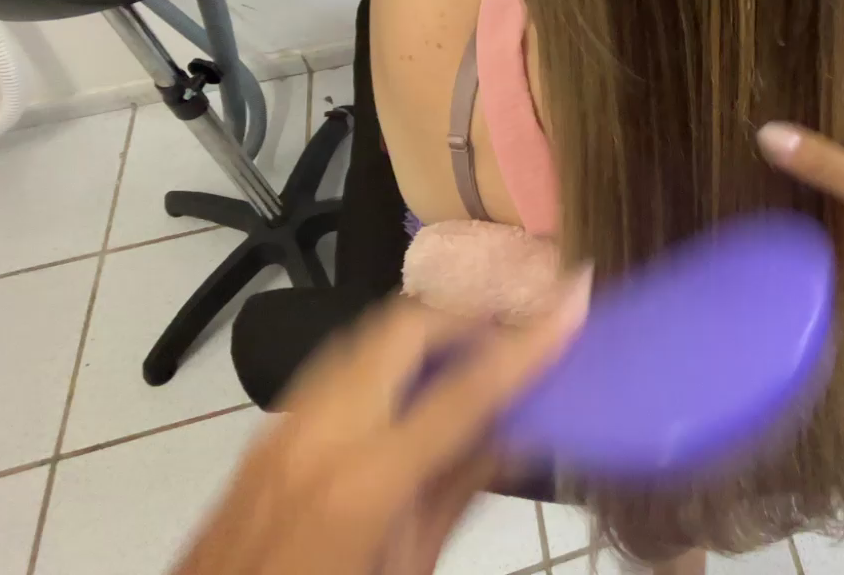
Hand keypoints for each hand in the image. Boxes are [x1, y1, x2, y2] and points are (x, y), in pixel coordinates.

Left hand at [171, 279, 587, 574]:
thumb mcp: (408, 568)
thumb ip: (461, 489)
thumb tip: (517, 425)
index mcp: (364, 483)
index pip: (468, 387)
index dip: (530, 339)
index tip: (575, 295)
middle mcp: (320, 432)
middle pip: (406, 323)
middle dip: (468, 312)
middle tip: (513, 330)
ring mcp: (285, 424)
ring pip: (369, 331)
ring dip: (428, 327)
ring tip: (471, 351)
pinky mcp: (268, 429)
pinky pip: (340, 361)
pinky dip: (389, 353)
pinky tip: (411, 387)